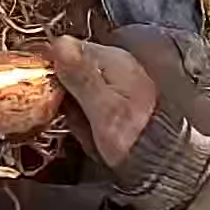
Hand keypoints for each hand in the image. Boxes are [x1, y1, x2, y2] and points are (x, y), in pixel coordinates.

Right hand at [47, 25, 209, 209]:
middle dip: (62, 88)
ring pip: (80, 83)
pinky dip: (85, 112)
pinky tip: (90, 128)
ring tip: (82, 125)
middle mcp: (118, 62)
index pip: (68, 49)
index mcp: (113, 59)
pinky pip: (91, 98)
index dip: (51, 68)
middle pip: (73, 65)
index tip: (41, 90)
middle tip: (66, 114)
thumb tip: (60, 42)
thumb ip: (81, 77)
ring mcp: (120, 79)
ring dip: (73, 102)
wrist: (168, 166)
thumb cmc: (136, 139)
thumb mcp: (103, 110)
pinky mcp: (120, 97)